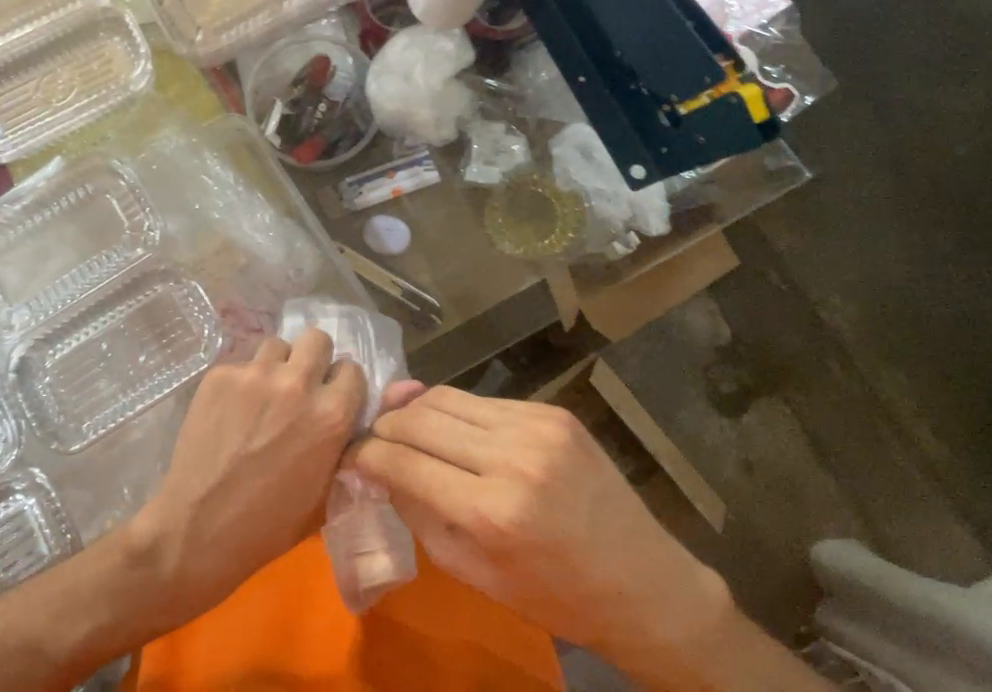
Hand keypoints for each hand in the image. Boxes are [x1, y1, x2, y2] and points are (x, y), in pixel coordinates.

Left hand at [128, 329, 366, 627]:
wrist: (202, 525)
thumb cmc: (272, 524)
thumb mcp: (328, 493)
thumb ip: (343, 449)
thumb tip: (346, 427)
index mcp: (332, 414)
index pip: (352, 369)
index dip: (341, 385)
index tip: (330, 399)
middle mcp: (297, 383)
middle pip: (317, 339)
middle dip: (313, 359)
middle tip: (299, 386)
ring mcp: (254, 374)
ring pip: (276, 345)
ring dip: (277, 365)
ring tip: (263, 395)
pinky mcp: (219, 375)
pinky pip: (241, 363)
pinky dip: (242, 381)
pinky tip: (231, 410)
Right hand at [351, 386, 733, 674]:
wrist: (643, 583)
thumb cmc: (551, 594)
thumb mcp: (470, 569)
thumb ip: (415, 511)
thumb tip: (372, 464)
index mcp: (489, 511)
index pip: (398, 459)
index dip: (362, 455)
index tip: (348, 459)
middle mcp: (510, 457)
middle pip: (415, 416)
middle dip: (383, 428)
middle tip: (373, 444)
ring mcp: (535, 427)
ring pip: (444, 397)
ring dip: (415, 413)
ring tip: (408, 433)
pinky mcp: (552, 412)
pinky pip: (481, 401)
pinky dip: (457, 416)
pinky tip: (458, 437)